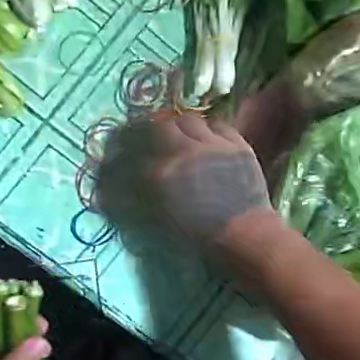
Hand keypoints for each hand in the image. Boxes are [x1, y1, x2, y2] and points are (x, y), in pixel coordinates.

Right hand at [116, 109, 272, 247]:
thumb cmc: (201, 240)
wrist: (245, 236)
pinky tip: (205, 139)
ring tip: (174, 133)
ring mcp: (212, 145)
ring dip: (176, 126)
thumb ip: (137, 204)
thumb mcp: (161, 225)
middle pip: (156, 126)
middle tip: (142, 135)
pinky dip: (207, 130)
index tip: (115, 156)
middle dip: (144, 130)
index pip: (130, 156)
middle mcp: (184, 152)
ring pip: (187, 120)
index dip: (120, 155)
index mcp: (161, 175)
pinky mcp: (237, 145)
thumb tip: (113, 193)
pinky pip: (217, 125)